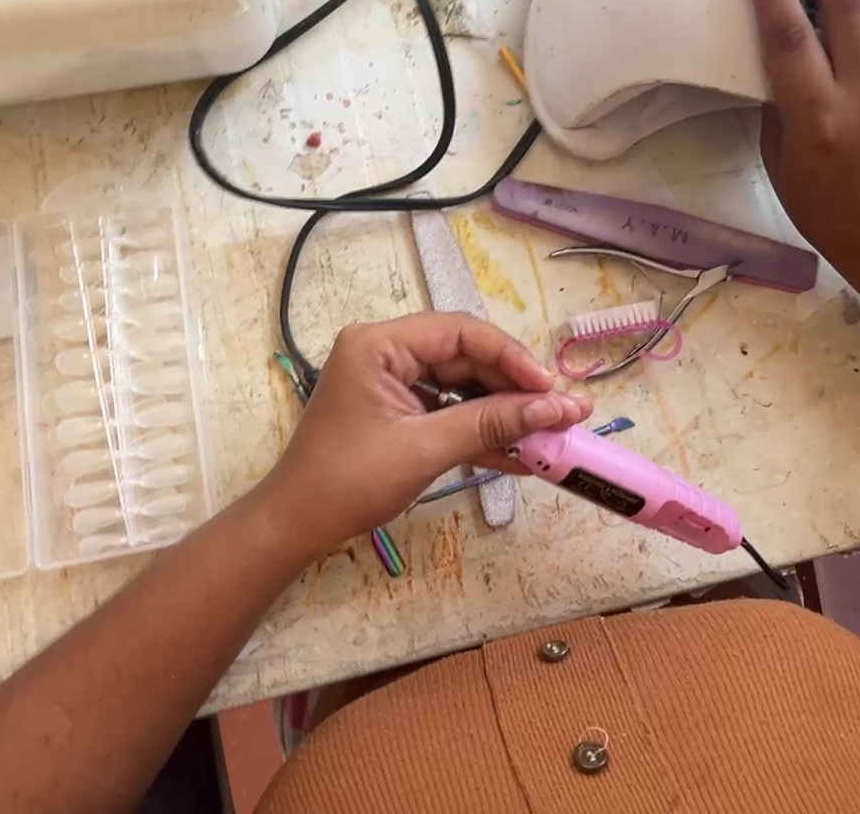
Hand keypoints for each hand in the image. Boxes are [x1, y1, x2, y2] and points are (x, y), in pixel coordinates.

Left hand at [252, 314, 590, 557]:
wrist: (296, 527)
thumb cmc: (348, 481)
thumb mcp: (424, 449)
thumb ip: (490, 425)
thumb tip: (557, 410)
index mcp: (379, 344)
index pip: (459, 332)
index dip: (510, 356)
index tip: (549, 388)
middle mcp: (386, 352)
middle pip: (465, 357)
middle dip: (513, 388)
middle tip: (562, 413)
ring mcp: (393, 383)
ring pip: (463, 386)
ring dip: (503, 413)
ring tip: (550, 434)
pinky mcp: (399, 413)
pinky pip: (449, 412)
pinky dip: (480, 432)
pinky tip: (520, 453)